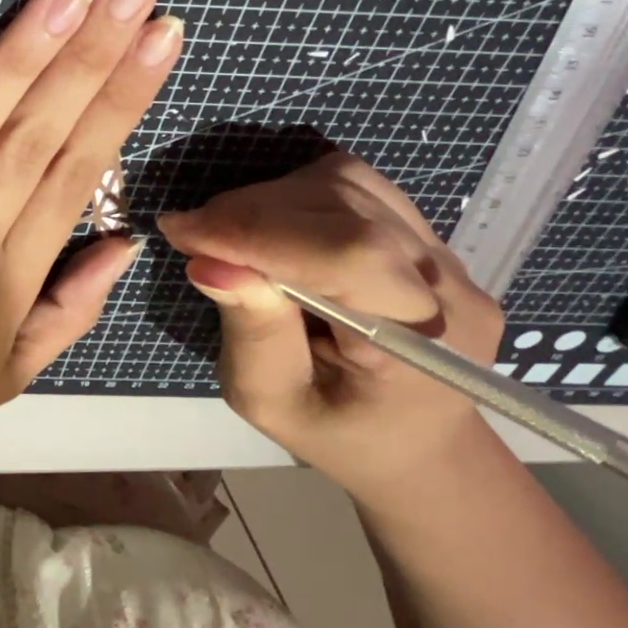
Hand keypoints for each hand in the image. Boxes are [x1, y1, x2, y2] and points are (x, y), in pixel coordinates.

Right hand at [157, 152, 504, 502]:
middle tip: (192, 237)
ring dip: (267, 200)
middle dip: (249, 213)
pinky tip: (268, 228)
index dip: (256, 232)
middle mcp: (447, 287)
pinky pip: (352, 186)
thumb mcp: (273, 404)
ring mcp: (444, 253)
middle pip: (341, 209)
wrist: (415, 441)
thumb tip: (209, 265)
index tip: (180, 233)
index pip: (347, 254)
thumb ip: (253, 335)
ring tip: (227, 236)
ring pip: (344, 186)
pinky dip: (292, 194)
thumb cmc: (337, 434)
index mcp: (421, 344)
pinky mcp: (424, 232)